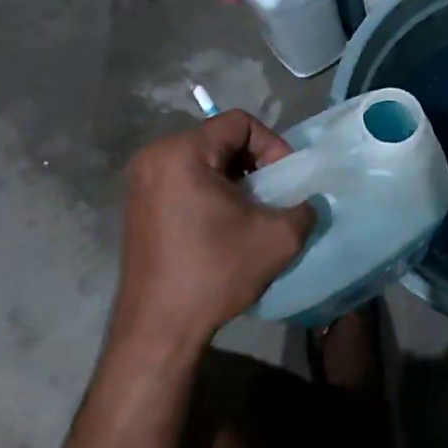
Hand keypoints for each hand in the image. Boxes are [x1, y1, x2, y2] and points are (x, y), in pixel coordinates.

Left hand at [111, 111, 315, 350]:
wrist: (159, 324)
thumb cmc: (215, 272)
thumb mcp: (276, 238)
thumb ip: (303, 209)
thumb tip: (309, 203)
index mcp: (181, 152)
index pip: (238, 123)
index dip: (272, 145)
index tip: (284, 181)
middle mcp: (153, 157)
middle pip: (217, 139)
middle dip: (252, 165)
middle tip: (271, 198)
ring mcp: (140, 182)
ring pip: (200, 162)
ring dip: (232, 181)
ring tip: (250, 214)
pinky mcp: (137, 206)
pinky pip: (181, 181)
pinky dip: (208, 193)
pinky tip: (221, 227)